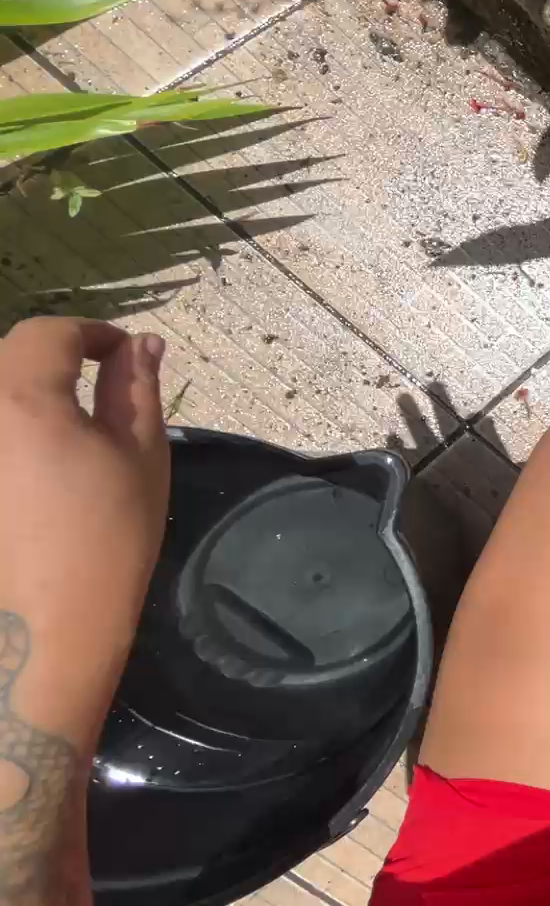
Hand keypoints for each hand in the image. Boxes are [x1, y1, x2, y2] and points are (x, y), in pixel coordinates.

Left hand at [0, 319, 169, 629]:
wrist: (44, 610)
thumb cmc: (110, 526)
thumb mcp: (141, 451)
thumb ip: (135, 388)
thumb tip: (141, 344)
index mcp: (19, 399)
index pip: (47, 334)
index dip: (93, 334)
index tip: (126, 354)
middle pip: (5, 360)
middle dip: (52, 363)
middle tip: (97, 389)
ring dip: (23, 398)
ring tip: (58, 431)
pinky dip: (11, 434)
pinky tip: (29, 467)